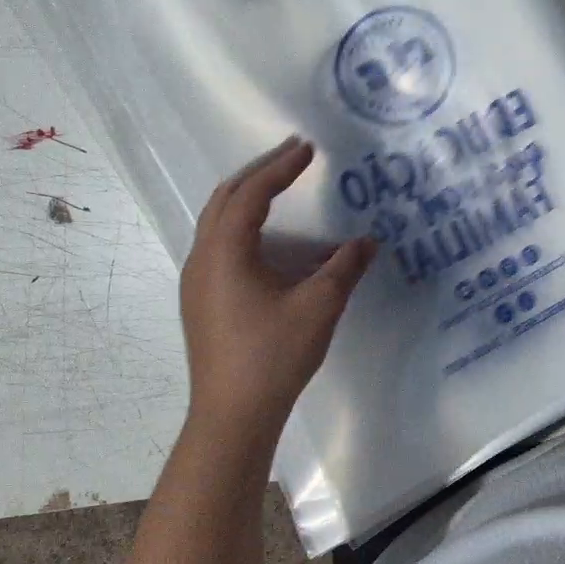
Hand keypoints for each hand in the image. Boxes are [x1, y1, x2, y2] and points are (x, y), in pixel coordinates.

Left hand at [180, 135, 377, 438]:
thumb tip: (367, 241)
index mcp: (225, 255)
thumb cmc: (273, 355)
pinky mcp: (203, 300)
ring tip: (282, 184)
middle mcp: (202, 261)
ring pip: (217, 222)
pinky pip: (220, 243)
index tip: (309, 148)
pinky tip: (272, 235)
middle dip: (259, 172)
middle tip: (294, 154)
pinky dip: (245, 222)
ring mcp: (198, 282)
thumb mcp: (320, 306)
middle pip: (224, 200)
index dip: (280, 168)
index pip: (250, 195)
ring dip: (249, 196)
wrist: (232, 415)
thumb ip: (345, 266)